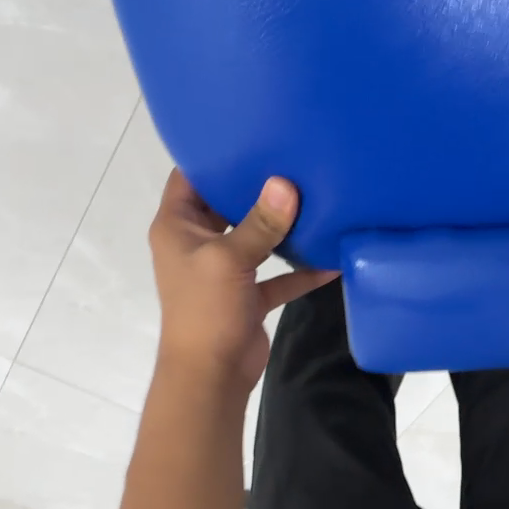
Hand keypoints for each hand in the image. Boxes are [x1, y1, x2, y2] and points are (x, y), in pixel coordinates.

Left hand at [149, 170, 337, 393]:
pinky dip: (300, 271)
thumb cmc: (206, 310)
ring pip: (256, 241)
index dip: (214, 156)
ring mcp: (225, 271)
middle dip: (257, 189)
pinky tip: (330, 259)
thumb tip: (286, 185)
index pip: (191, 178)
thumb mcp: (230, 259)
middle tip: (292, 161)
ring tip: (315, 199)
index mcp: (177, 226)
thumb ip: (260, 224)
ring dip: (282, 230)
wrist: (211, 373)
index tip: (250, 135)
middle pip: (228, 206)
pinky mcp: (248, 296)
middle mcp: (199, 243)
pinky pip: (277, 277)